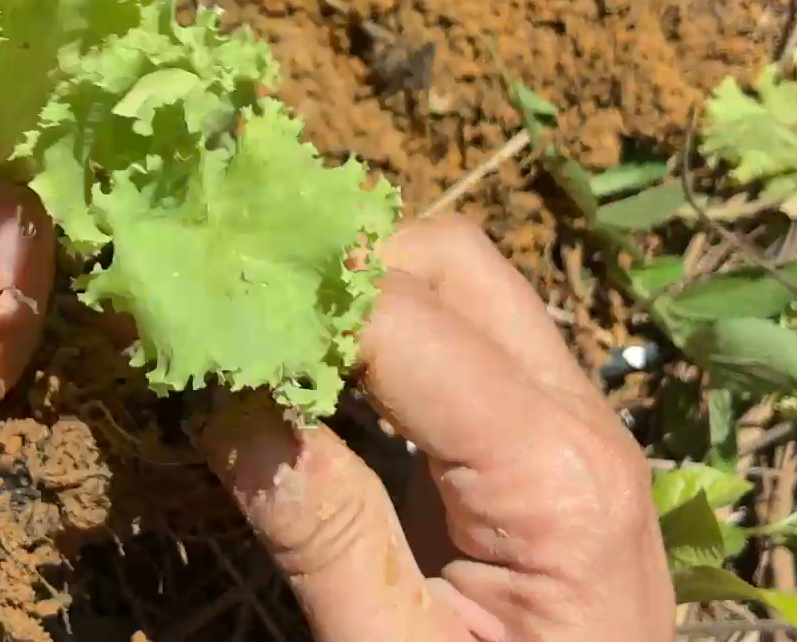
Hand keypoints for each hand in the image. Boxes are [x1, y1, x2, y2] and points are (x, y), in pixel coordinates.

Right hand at [200, 216, 674, 641]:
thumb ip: (323, 536)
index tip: (217, 313)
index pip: (405, 321)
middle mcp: (579, 415)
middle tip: (260, 319)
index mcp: (553, 476)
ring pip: (463, 276)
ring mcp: (573, 411)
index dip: (303, 304)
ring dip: (371, 283)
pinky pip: (469, 322)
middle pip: (453, 260)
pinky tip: (339, 360)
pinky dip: (393, 316)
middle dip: (346, 265)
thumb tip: (225, 405)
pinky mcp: (548, 422)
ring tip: (290, 334)